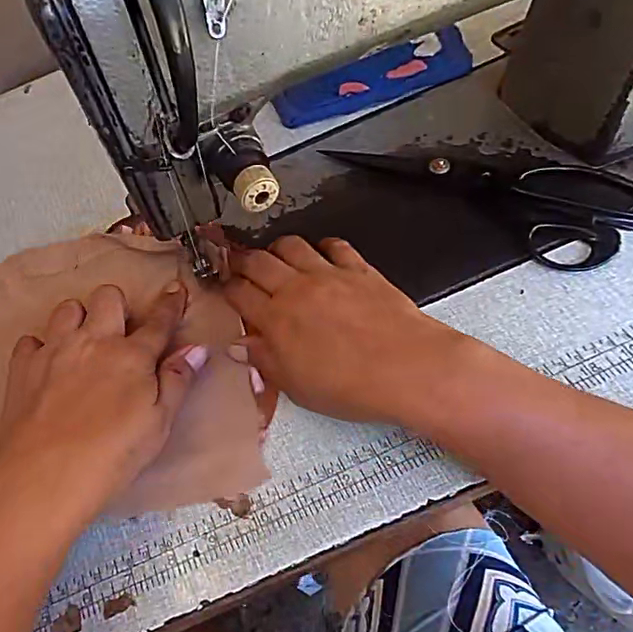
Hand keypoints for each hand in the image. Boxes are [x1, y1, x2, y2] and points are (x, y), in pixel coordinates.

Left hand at [0, 282, 206, 510]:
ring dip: (78, 318)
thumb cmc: (112, 454)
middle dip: (116, 304)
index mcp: (131, 356)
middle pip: (107, 297)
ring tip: (82, 342)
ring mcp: (54, 350)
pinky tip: (47, 365)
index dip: (170, 304)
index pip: (158, 321)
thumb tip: (195, 350)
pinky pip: (31, 339)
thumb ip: (176, 382)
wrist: (46, 472)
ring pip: (66, 309)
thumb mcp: (158, 424)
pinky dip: (40, 347)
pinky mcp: (23, 367)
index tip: (175, 291)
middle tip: (119, 329)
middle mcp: (93, 342)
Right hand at [224, 236, 483, 427]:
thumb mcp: (296, 386)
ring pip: (291, 245)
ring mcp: (330, 275)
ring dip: (276, 248)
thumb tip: (239, 347)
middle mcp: (298, 290)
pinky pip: (334, 246)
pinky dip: (322, 247)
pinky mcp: (360, 270)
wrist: (410, 370)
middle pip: (257, 260)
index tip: (222, 289)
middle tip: (235, 263)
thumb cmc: (355, 386)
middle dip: (240, 260)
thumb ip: (264, 360)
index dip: (224, 288)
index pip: (238, 292)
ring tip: (273, 256)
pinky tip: (321, 254)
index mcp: (276, 319)